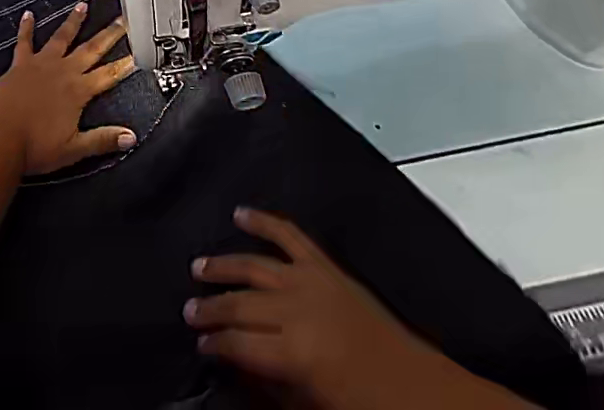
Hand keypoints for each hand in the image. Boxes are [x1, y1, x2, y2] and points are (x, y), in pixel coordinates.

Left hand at [0, 3, 136, 174]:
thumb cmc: (34, 147)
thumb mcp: (73, 149)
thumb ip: (103, 140)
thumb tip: (131, 137)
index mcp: (78, 91)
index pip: (109, 74)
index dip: (125, 64)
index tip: (139, 52)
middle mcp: (63, 71)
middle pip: (91, 49)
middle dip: (109, 34)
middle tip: (122, 19)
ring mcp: (40, 64)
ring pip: (62, 38)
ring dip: (73, 22)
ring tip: (83, 6)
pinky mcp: (19, 65)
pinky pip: (25, 41)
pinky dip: (27, 27)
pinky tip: (28, 14)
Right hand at [187, 208, 536, 409]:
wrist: (414, 388)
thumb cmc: (362, 404)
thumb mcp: (310, 404)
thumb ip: (270, 382)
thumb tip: (236, 361)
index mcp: (295, 352)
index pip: (238, 342)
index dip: (214, 343)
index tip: (198, 343)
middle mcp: (297, 309)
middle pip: (241, 303)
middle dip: (211, 308)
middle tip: (188, 309)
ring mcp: (311, 280)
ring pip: (255, 265)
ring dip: (224, 266)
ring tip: (199, 267)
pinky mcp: (325, 265)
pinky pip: (289, 236)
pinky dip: (264, 221)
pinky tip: (241, 213)